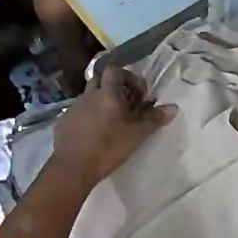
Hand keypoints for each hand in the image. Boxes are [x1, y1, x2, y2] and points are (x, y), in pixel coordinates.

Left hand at [49, 67, 175, 187]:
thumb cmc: (108, 147)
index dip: (128, 77)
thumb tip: (174, 107)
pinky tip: (94, 133)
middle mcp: (88, 95)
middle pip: (100, 80)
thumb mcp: (136, 134)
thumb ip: (154, 118)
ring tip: (111, 121)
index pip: (115, 71)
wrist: (73, 167)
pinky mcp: (63, 122)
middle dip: (113, 88)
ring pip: (89, 97)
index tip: (138, 93)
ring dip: (100, 103)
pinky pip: (79, 112)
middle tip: (126, 104)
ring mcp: (73, 108)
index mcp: (106, 93)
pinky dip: (88, 116)